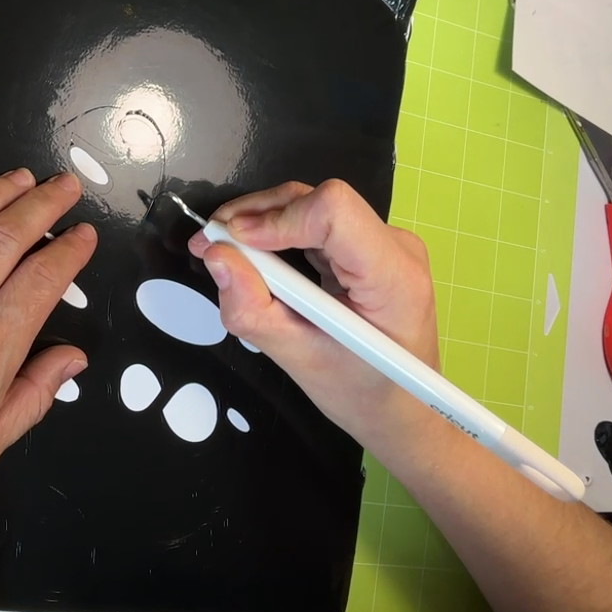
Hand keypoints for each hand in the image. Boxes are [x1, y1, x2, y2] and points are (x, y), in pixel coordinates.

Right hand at [188, 179, 437, 448]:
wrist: (403, 411)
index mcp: (392, 276)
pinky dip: (273, 233)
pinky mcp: (365, 242)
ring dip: (258, 223)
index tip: (233, 243)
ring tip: (225, 252)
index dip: (277, 220)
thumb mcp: (299, 359)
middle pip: (312, 201)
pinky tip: (255, 259)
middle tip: (208, 243)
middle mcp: (394, 245)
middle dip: (254, 217)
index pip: (333, 211)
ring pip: (306, 204)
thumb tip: (215, 255)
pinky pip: (310, 220)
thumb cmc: (362, 394)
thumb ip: (252, 309)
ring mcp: (382, 239)